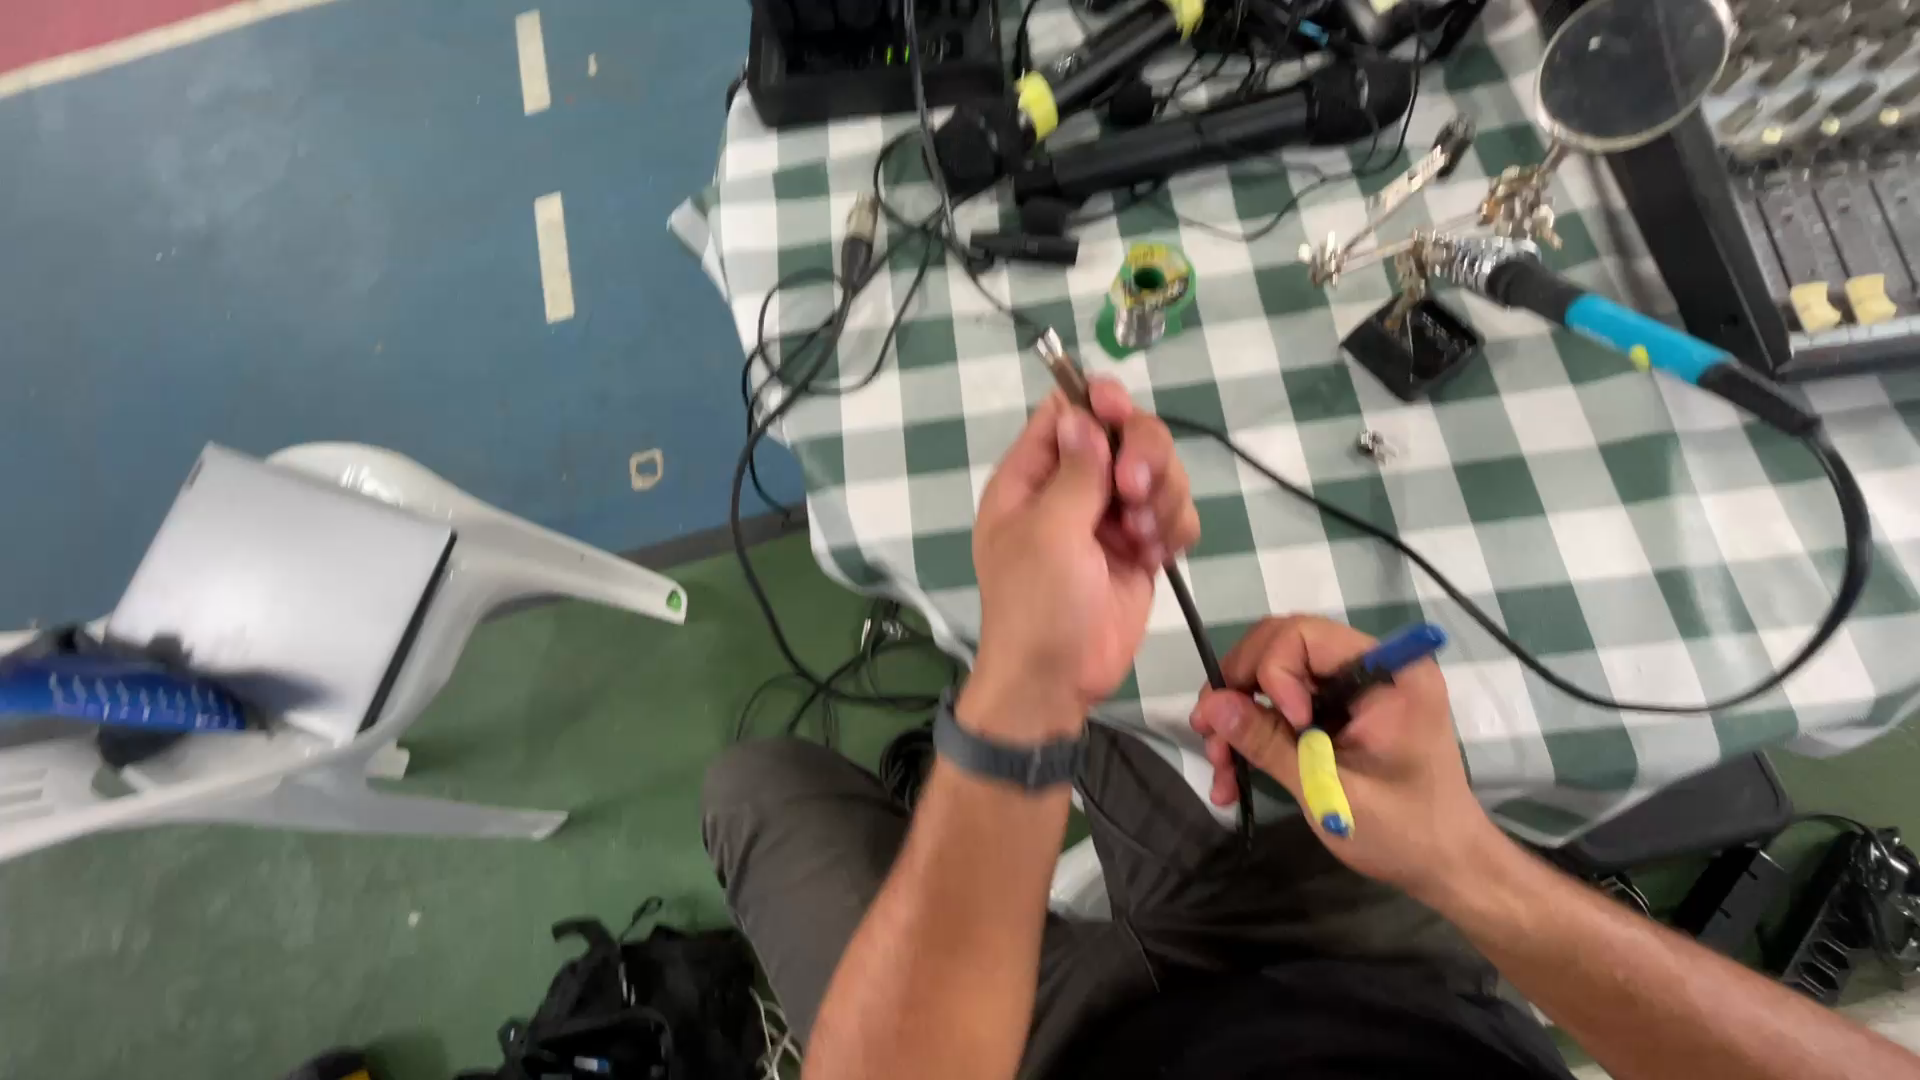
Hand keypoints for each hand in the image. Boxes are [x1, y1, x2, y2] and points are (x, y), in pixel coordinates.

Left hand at [965, 378, 1200, 738]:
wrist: (1057, 681)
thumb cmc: (1037, 605)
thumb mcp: (1049, 533)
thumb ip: (1075, 472)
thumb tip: (1081, 414)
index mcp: (1032, 477)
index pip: (1066, 413)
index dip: (1096, 403)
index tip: (1119, 410)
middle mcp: (1072, 488)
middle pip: (1125, 434)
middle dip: (1143, 457)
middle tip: (1136, 494)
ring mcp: (1110, 517)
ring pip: (1159, 472)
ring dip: (1162, 499)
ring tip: (1141, 541)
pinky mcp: (1142, 547)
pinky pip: (1175, 515)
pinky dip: (1174, 531)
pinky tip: (1156, 559)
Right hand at [1187, 615, 1498, 897]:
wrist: (1445, 867)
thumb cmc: (1404, 833)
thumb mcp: (1329, 790)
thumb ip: (1269, 743)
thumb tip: (1210, 706)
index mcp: (1388, 673)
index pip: (1304, 635)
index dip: (1274, 672)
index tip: (1285, 725)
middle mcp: (1367, 665)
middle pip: (1278, 645)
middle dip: (1238, 687)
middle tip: (1212, 731)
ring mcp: (1347, 685)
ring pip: (1268, 671)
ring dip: (1236, 712)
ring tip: (1219, 761)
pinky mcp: (1332, 706)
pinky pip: (1276, 699)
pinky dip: (1250, 729)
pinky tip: (1232, 773)